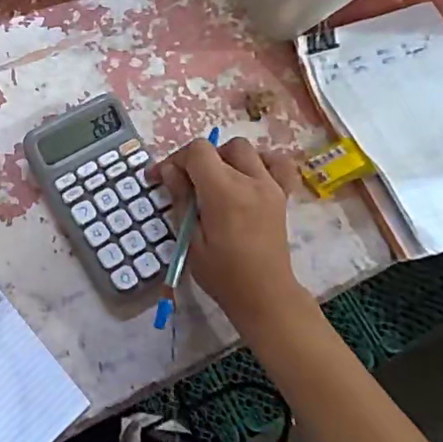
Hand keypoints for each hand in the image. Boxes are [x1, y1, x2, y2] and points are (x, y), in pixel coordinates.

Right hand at [158, 137, 308, 316]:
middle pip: (221, 147)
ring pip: (246, 150)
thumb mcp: (190, 240)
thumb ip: (181, 199)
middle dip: (197, 159)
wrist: (264, 294)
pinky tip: (247, 176)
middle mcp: (251, 182)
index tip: (161, 178)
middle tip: (185, 183)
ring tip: (214, 181)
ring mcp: (271, 186)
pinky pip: (276, 163)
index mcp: (225, 193)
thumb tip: (170, 171)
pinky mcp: (282, 195)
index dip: (175, 159)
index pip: (198, 151)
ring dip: (225, 158)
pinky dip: (260, 161)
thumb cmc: (222, 274)